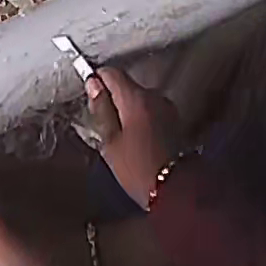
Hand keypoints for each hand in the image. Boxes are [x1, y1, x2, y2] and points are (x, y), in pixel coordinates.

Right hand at [84, 66, 185, 207]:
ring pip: (139, 97)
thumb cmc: (137, 168)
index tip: (89, 93)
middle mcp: (154, 96)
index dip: (97, 78)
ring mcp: (167, 107)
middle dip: (112, 96)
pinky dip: (140, 116)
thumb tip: (93, 83)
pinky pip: (151, 109)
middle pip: (126, 84)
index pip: (111, 72)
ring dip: (127, 107)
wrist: (176, 192)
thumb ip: (101, 108)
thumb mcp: (111, 141)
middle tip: (101, 120)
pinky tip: (136, 137)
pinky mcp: (175, 120)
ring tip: (118, 132)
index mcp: (135, 98)